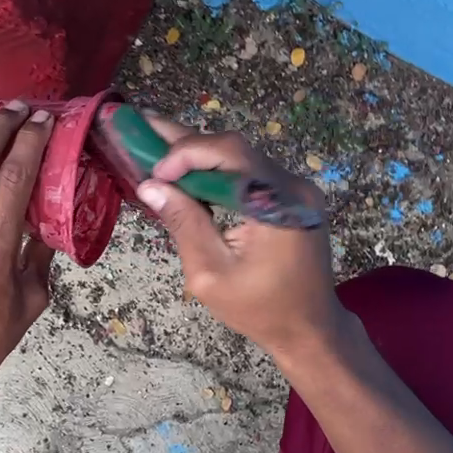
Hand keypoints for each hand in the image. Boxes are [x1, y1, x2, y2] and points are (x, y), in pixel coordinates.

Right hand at [134, 119, 351, 358]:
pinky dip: (216, 172)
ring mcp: (296, 190)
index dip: (186, 153)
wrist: (311, 328)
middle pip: (234, 148)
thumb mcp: (211, 275)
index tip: (153, 173)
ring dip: (198, 156)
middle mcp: (293, 186)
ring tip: (154, 147)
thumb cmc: (260, 310)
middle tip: (140, 124)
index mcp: (277, 205)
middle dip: (184, 141)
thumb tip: (150, 186)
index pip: (229, 153)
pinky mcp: (292, 198)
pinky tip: (186, 173)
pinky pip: (249, 174)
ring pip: (240, 158)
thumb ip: (184, 225)